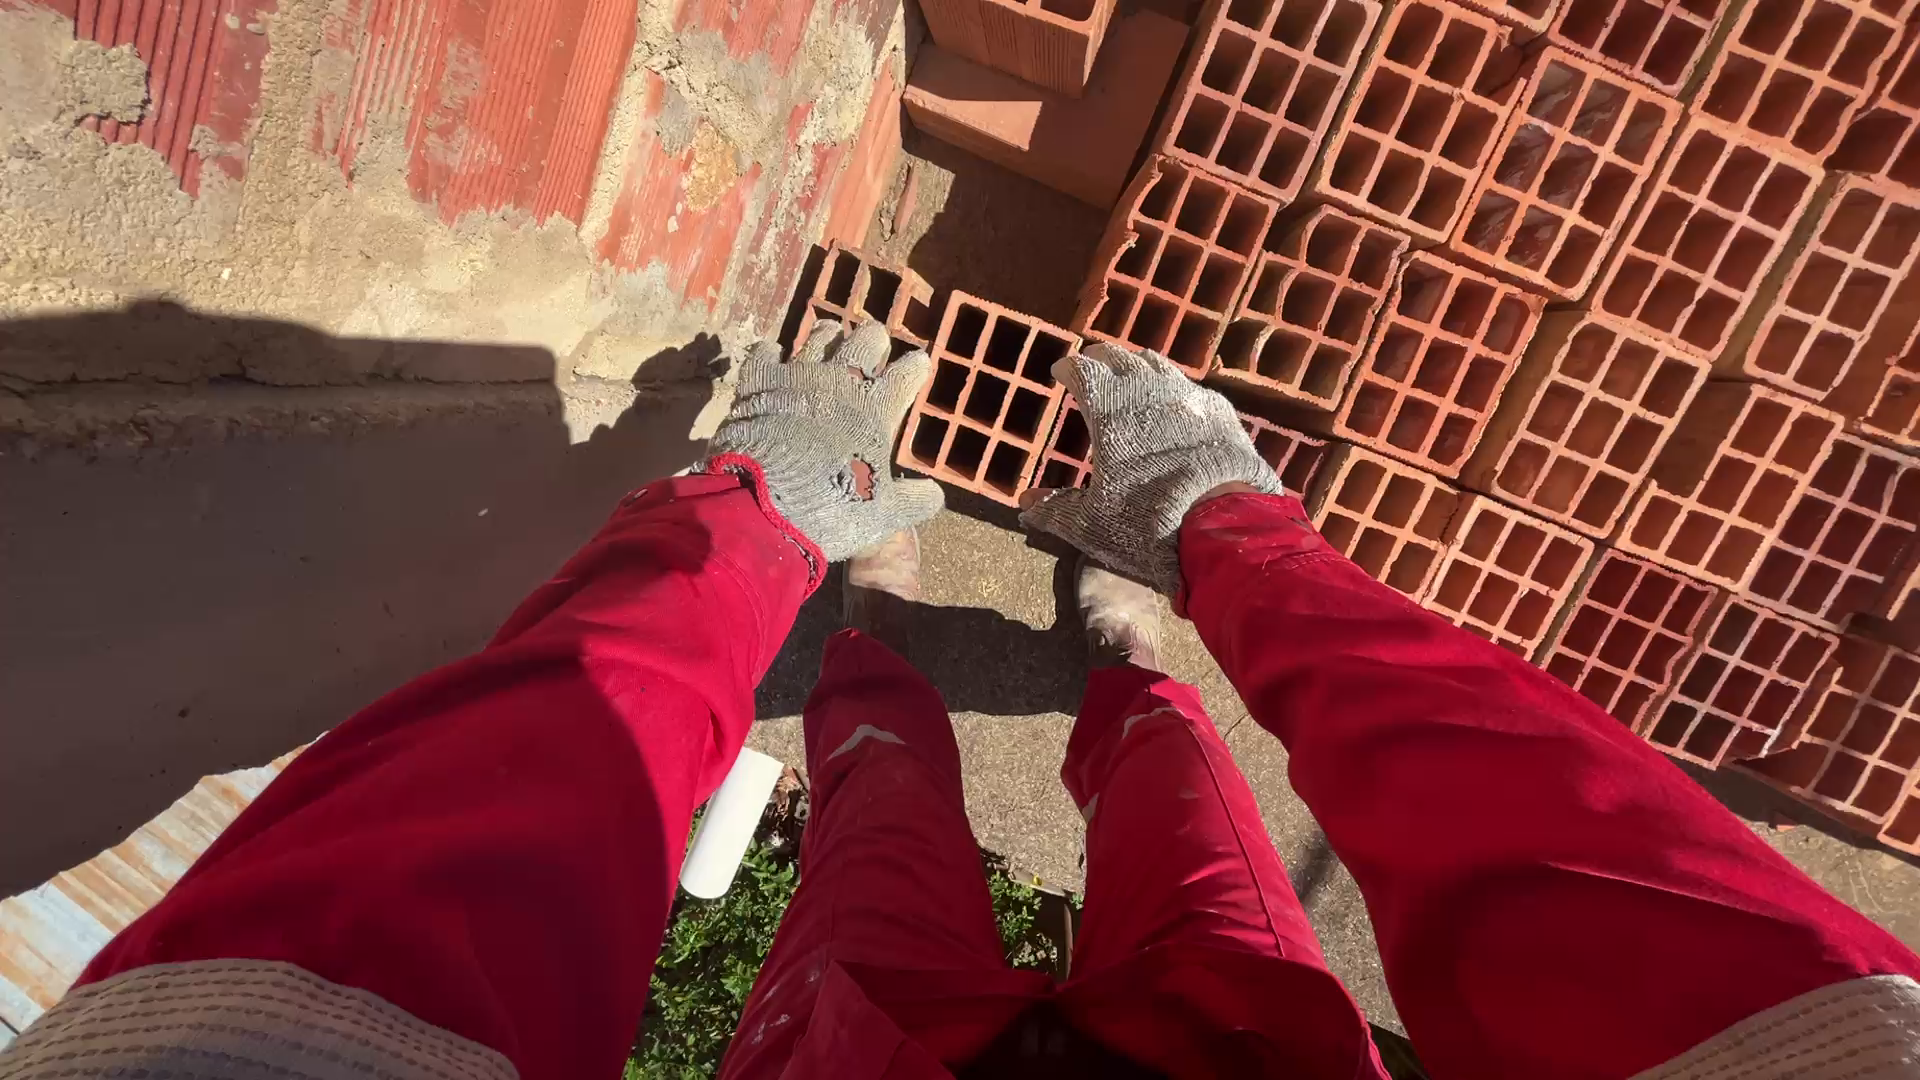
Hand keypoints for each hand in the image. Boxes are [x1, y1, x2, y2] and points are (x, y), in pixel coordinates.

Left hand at [707, 321, 943, 563]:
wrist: (767, 503)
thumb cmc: (834, 509)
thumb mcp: (886, 514)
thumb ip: (915, 501)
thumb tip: (936, 495)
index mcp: (878, 409)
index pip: (906, 374)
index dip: (915, 367)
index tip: (919, 363)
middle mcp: (842, 381)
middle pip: (867, 340)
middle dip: (875, 338)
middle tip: (876, 342)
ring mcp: (798, 374)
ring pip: (820, 336)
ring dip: (829, 336)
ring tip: (831, 335)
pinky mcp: (759, 380)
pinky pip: (766, 352)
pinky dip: (771, 352)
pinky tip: (773, 353)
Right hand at [1018, 344, 1281, 592]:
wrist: (1223, 526)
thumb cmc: (1146, 522)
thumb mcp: (1091, 522)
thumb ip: (1056, 509)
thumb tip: (1025, 505)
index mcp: (1110, 410)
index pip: (1084, 371)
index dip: (1070, 368)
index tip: (1060, 371)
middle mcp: (1148, 392)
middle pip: (1121, 359)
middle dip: (1102, 358)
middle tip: (1092, 362)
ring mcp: (1189, 397)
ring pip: (1158, 365)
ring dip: (1138, 365)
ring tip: (1131, 372)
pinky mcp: (1222, 413)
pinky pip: (1191, 386)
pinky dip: (1174, 386)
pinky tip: (1176, 399)